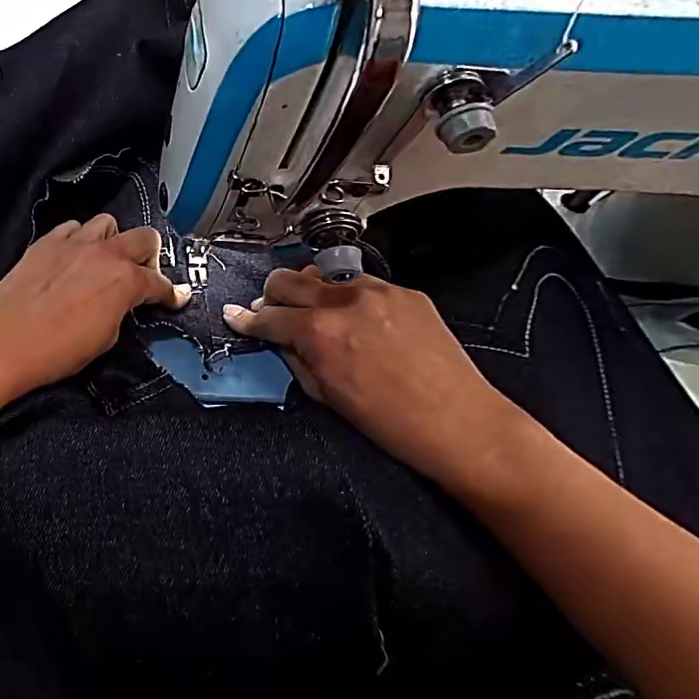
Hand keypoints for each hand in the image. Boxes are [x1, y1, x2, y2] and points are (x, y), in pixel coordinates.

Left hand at [0, 214, 187, 397]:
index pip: (159, 282)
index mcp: (125, 281)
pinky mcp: (46, 244)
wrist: (4, 342)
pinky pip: (73, 228)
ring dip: (113, 241)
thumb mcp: (105, 339)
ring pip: (108, 223)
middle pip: (144, 238)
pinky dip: (79, 238)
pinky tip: (74, 257)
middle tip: (142, 275)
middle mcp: (104, 254)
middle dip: (150, 256)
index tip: (174, 297)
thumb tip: (120, 305)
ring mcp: (74, 244)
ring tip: (105, 260)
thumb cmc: (54, 350)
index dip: (170, 293)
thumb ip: (120, 311)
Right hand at [223, 269, 530, 494]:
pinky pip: (363, 284)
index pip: (270, 316)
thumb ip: (298, 361)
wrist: (460, 423)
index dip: (248, 318)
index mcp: (321, 332)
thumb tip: (280, 342)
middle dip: (273, 295)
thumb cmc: (399, 423)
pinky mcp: (405, 292)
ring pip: (327, 275)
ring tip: (315, 312)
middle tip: (271, 309)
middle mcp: (347, 302)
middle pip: (290, 280)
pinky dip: (350, 296)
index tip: (238, 315)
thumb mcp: (330, 398)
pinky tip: (357, 318)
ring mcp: (379, 292)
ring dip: (313, 290)